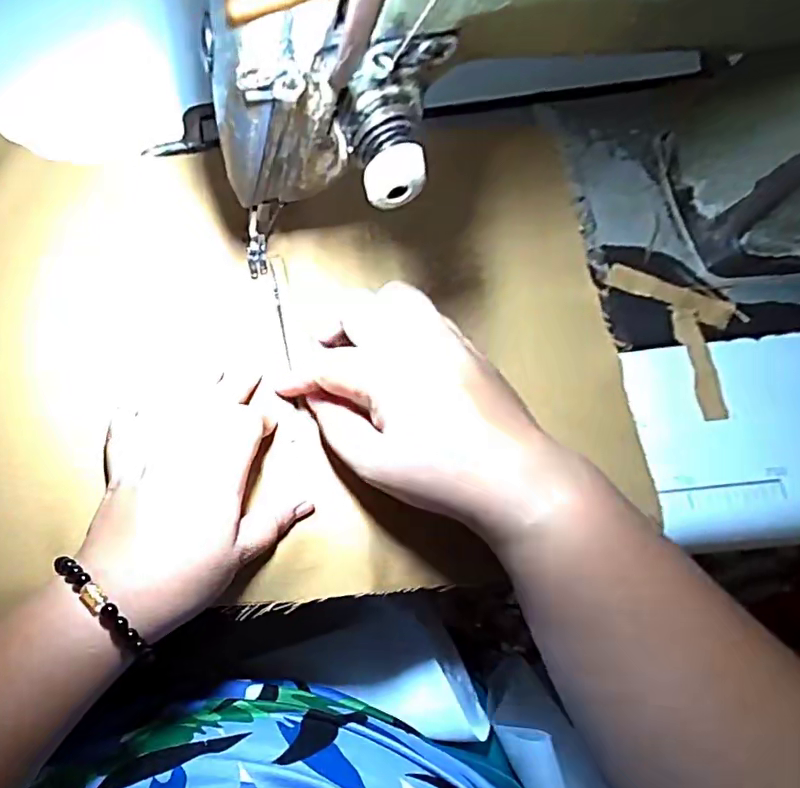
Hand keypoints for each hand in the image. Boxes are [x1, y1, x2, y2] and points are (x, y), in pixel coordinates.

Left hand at [74, 372, 314, 642]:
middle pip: (214, 406)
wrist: (119, 593)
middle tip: (249, 369)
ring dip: (194, 385)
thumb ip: (273, 522)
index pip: (246, 426)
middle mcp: (186, 453)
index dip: (261, 421)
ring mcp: (149, 456)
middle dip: (235, 386)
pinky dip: (132, 411)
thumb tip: (305, 503)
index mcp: (221, 474)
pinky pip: (125, 427)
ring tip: (209, 368)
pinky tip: (137, 401)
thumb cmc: (184, 579)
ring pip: (174, 406)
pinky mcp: (120, 468)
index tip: (269, 425)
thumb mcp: (239, 555)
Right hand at [274, 282, 599, 546]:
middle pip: (356, 311)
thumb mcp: (372, 463)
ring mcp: (444, 336)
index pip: (327, 363)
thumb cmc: (444, 476)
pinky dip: (397, 321)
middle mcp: (413, 340)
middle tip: (315, 359)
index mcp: (385, 369)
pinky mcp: (465, 345)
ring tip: (354, 346)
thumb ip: (334, 426)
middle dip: (326, 331)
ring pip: (393, 299)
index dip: (299, 376)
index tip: (284, 388)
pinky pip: (423, 312)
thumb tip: (316, 400)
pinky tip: (394, 352)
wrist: (515, 476)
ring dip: (365, 316)